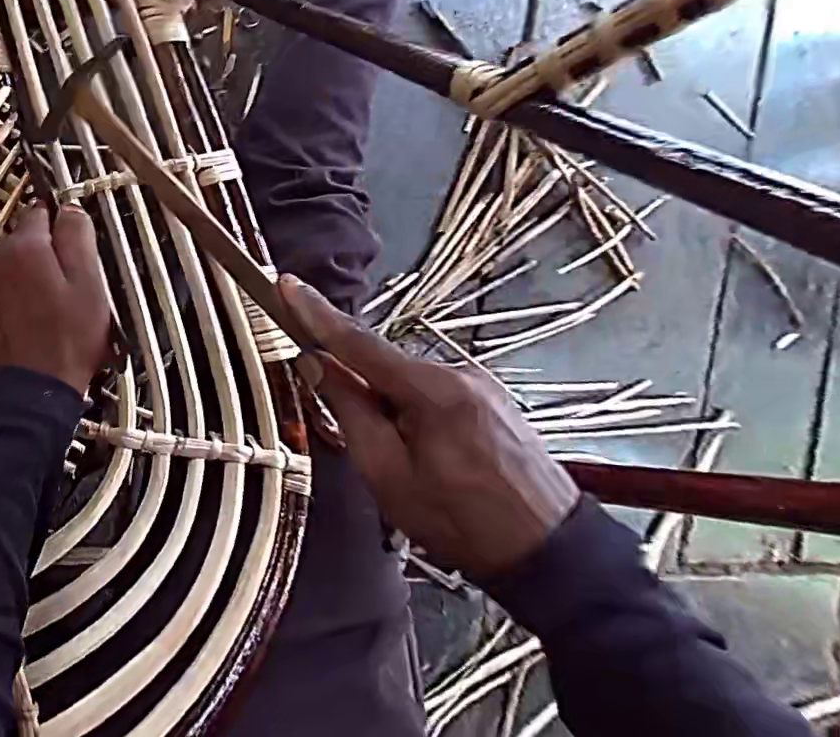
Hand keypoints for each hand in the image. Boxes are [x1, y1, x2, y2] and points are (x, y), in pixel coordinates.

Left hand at [0, 204, 112, 394]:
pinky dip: (19, 294)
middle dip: (50, 250)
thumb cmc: (67, 339)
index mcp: (25, 247)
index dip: (63, 223)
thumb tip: (71, 209)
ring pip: (15, 263)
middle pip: (27, 237)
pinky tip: (37, 315)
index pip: (42, 210)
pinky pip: (3, 288)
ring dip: (33, 273)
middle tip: (74, 280)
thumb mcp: (89, 282)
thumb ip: (78, 236)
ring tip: (57, 302)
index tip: (78, 242)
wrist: (34, 390)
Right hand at [280, 274, 579, 579]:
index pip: (357, 340)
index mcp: (431, 389)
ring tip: (410, 467)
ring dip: (391, 408)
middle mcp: (458, 373)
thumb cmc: (461, 522)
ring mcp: (481, 384)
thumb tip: (317, 363)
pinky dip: (415, 412)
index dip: (315, 312)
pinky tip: (431, 456)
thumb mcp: (387, 473)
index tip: (287, 283)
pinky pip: (435, 392)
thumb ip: (349, 409)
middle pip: (383, 364)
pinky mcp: (493, 399)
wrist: (552, 556)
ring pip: (408, 381)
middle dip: (360, 390)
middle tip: (368, 444)